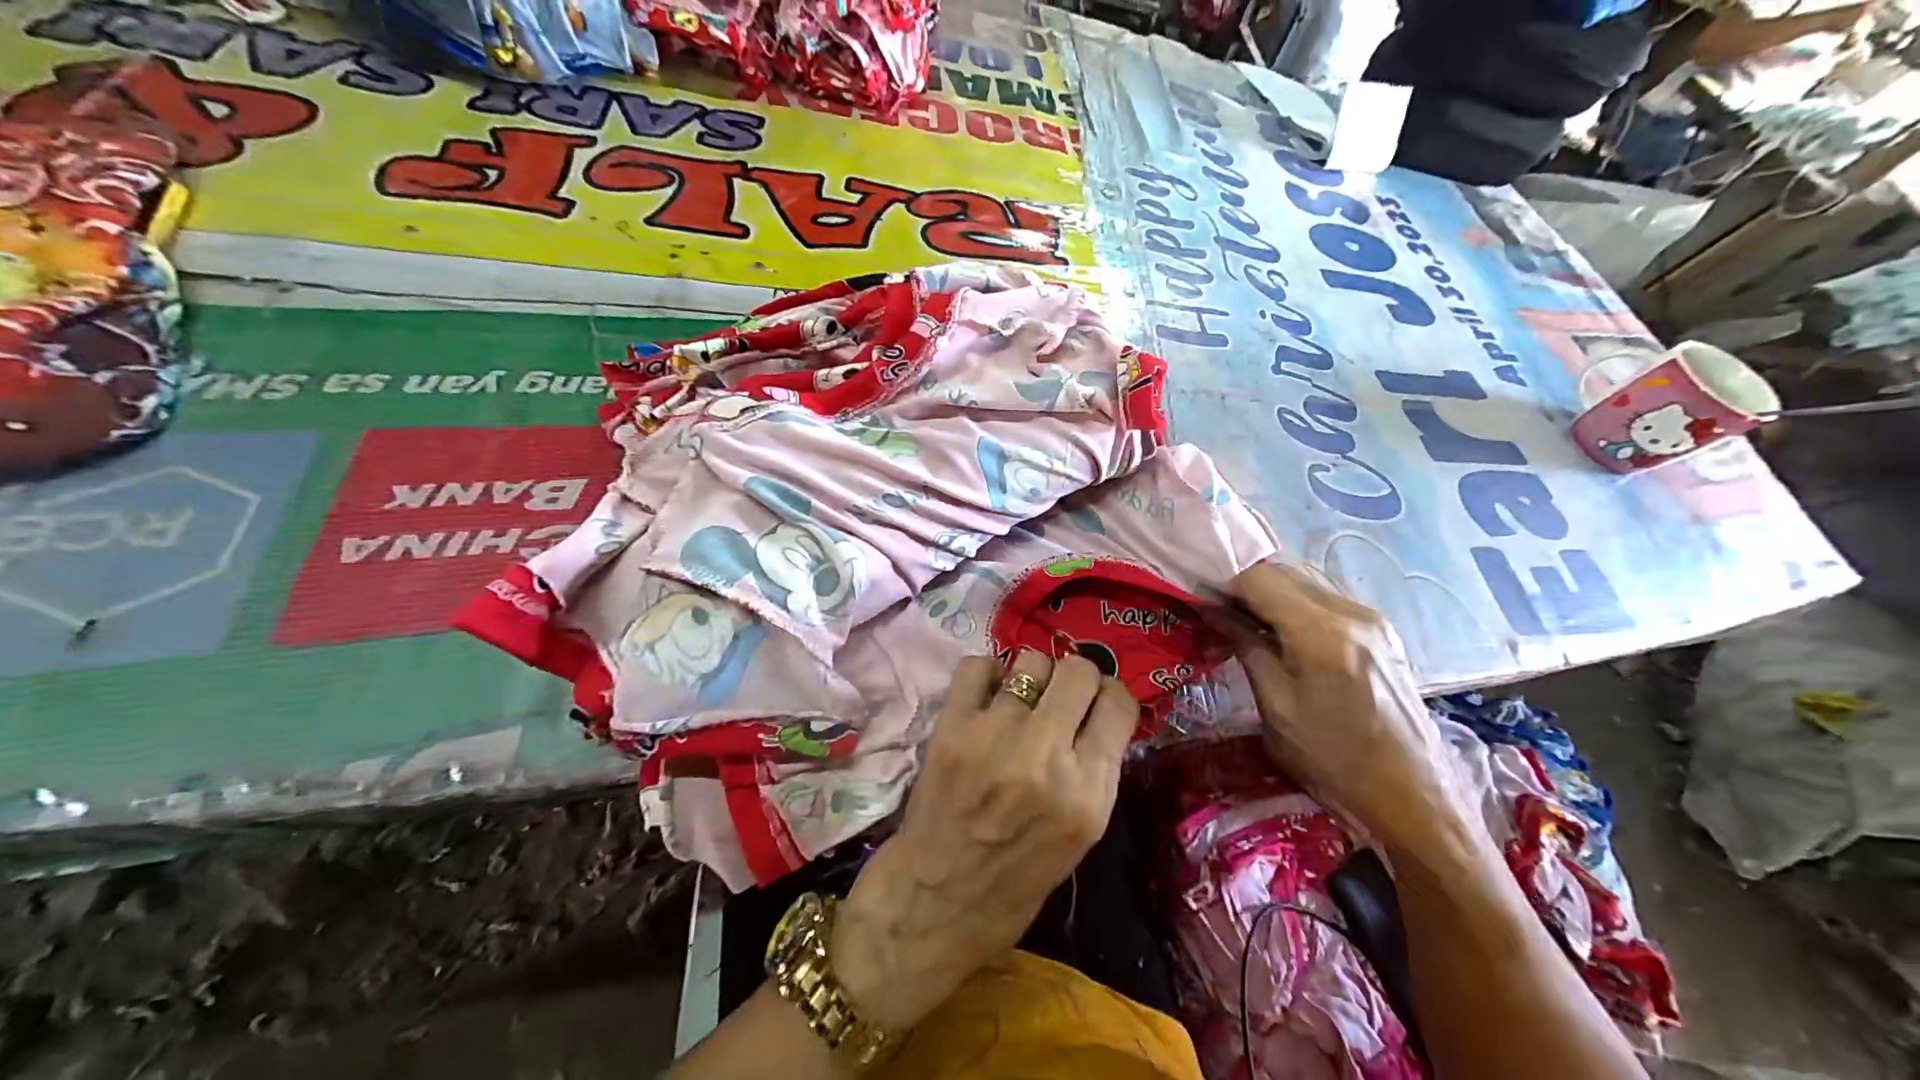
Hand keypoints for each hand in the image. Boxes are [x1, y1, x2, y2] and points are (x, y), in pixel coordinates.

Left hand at [830, 650, 1137, 1033]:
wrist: (936, 902)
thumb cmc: (1014, 881)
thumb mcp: (1081, 837)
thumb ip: (1095, 772)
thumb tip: (1097, 714)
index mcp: (1088, 794)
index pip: (1119, 703)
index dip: (1109, 697)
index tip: (1096, 704)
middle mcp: (1047, 757)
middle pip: (1078, 670)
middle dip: (1074, 679)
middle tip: (1059, 697)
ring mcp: (996, 737)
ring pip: (1031, 661)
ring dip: (1031, 676)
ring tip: (1020, 700)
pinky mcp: (953, 728)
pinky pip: (978, 666)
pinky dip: (986, 675)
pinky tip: (986, 699)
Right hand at [1224, 562, 1475, 849]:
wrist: (1410, 794)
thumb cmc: (1332, 758)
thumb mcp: (1276, 706)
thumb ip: (1246, 647)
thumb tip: (1214, 612)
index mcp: (1321, 632)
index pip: (1260, 578)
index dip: (1225, 586)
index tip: (1204, 606)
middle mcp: (1351, 612)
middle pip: (1284, 572)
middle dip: (1246, 587)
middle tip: (1220, 615)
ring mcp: (1372, 618)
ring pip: (1306, 581)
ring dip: (1272, 595)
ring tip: (1248, 625)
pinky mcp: (1380, 630)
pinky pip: (1326, 599)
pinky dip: (1297, 606)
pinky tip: (1283, 635)